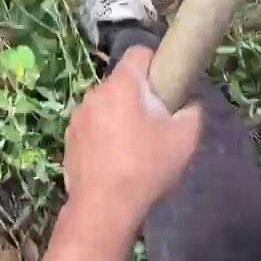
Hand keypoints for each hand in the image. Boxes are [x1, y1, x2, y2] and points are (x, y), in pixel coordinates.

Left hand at [62, 49, 202, 234]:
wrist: (104, 207)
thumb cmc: (146, 168)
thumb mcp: (184, 139)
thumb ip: (192, 112)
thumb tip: (188, 104)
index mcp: (120, 87)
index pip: (138, 54)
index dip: (157, 62)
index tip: (169, 84)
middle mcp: (93, 95)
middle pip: (122, 83)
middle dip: (140, 97)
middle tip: (157, 123)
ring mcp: (77, 117)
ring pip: (106, 106)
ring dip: (121, 117)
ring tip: (136, 147)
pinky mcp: (69, 138)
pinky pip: (92, 126)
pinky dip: (105, 135)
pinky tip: (116, 160)